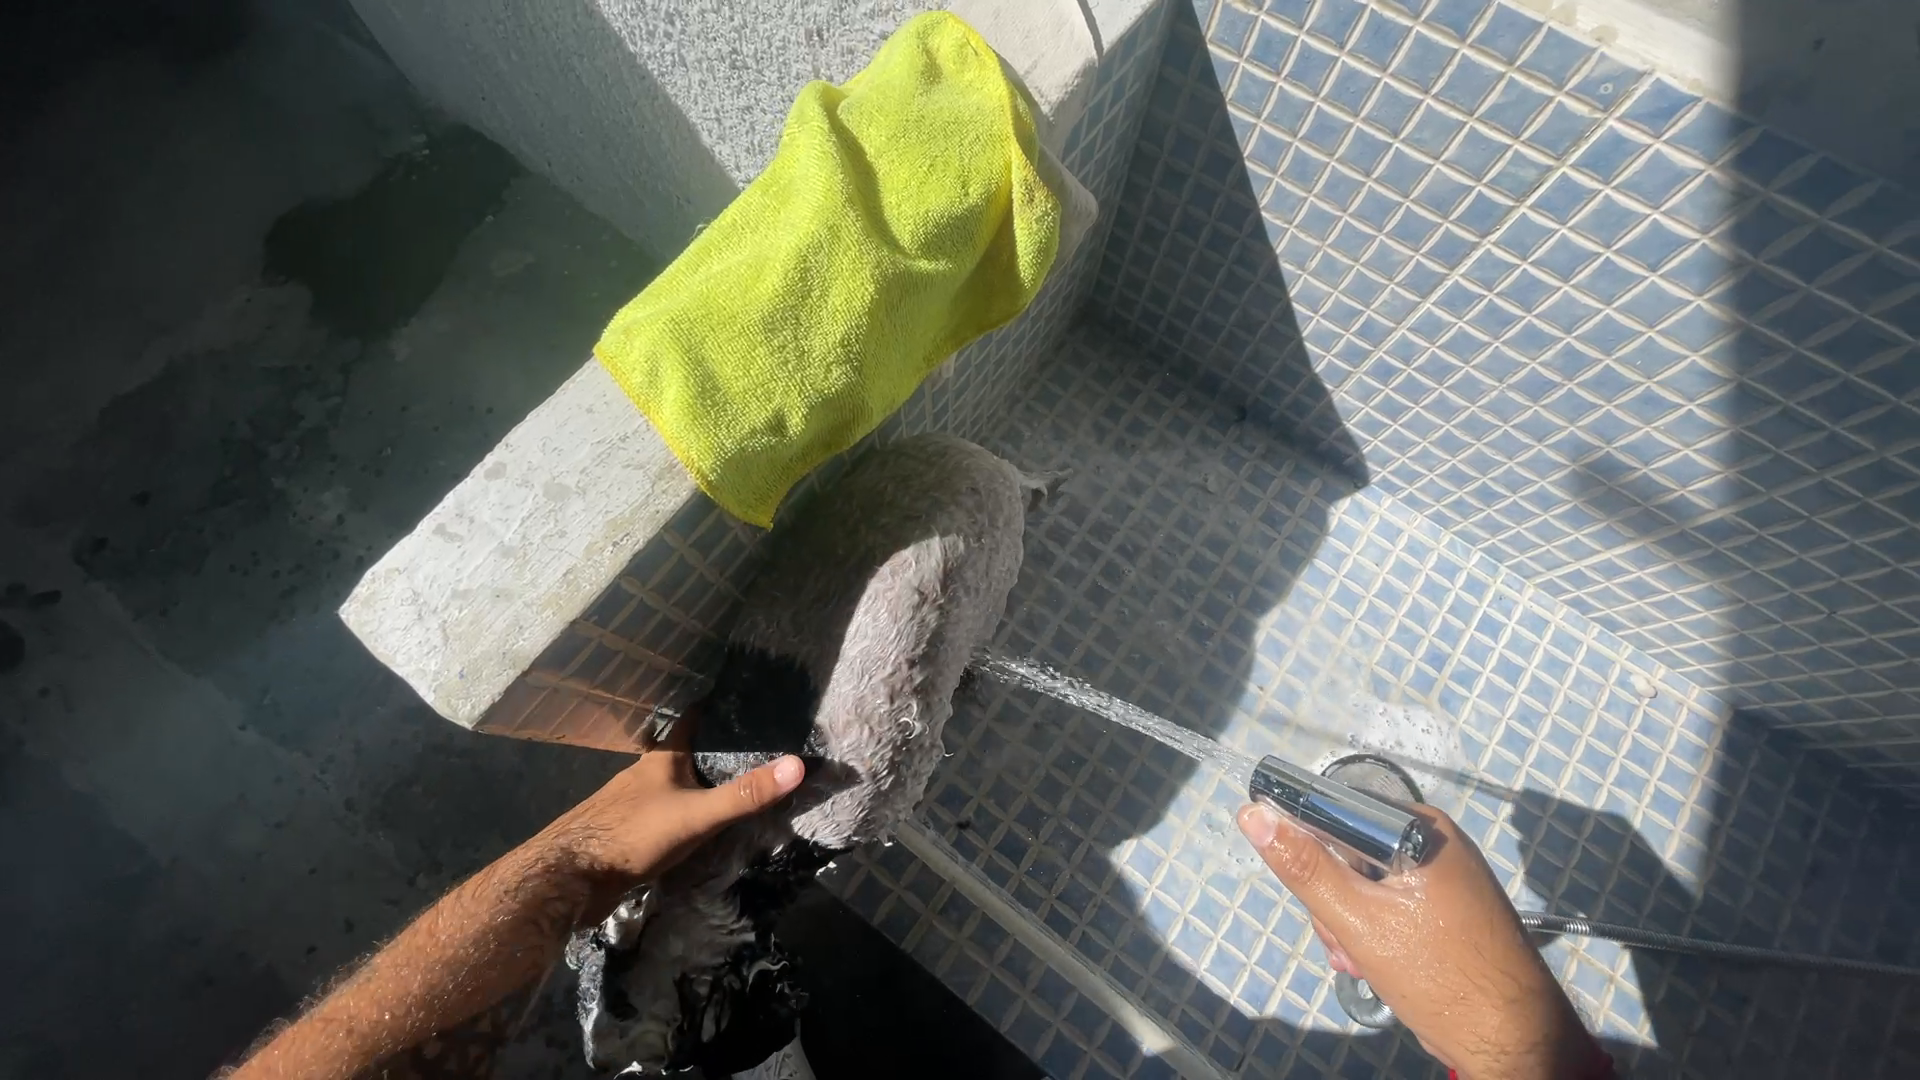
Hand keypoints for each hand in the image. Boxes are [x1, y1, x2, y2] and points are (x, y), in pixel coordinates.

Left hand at [539, 717, 804, 895]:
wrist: (565, 880)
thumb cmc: (632, 835)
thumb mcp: (699, 815)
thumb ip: (745, 794)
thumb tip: (798, 765)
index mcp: (662, 758)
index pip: (691, 720)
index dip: (713, 707)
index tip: (739, 698)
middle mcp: (643, 773)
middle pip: (682, 752)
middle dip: (710, 748)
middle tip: (748, 745)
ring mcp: (629, 804)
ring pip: (668, 783)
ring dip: (692, 781)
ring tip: (725, 782)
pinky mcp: (621, 833)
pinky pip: (658, 813)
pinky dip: (677, 811)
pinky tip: (691, 824)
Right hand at [1238, 802, 1595, 1079]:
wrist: (1519, 1049)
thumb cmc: (1439, 976)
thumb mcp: (1357, 920)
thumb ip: (1304, 866)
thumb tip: (1251, 812)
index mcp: (1418, 827)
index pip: (1336, 811)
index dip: (1308, 844)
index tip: (1304, 886)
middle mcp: (1432, 840)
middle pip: (1345, 848)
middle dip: (1331, 897)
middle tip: (1342, 938)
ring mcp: (1441, 874)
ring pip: (1361, 878)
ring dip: (1346, 918)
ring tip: (1357, 957)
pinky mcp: (1444, 905)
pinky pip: (1385, 898)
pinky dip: (1369, 926)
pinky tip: (1371, 960)